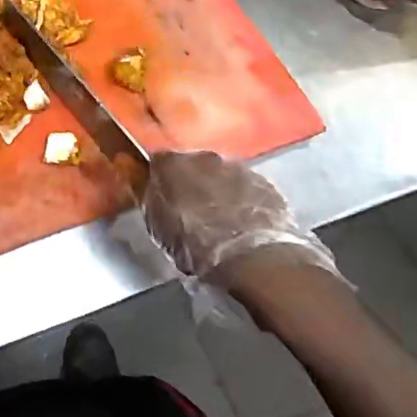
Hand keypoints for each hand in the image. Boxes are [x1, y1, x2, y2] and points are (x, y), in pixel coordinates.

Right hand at [142, 150, 338, 287]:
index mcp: (172, 164)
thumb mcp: (157, 226)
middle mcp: (204, 157)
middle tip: (194, 210)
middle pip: (194, 165)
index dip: (160, 178)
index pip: (159, 162)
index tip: (162, 195)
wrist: (252, 258)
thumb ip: (150, 199)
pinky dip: (246, 202)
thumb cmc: (194, 244)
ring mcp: (240, 169)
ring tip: (224, 221)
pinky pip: (250, 190)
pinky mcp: (268, 186)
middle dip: (193, 182)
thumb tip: (149, 187)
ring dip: (221, 191)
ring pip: (224, 176)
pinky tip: (246, 225)